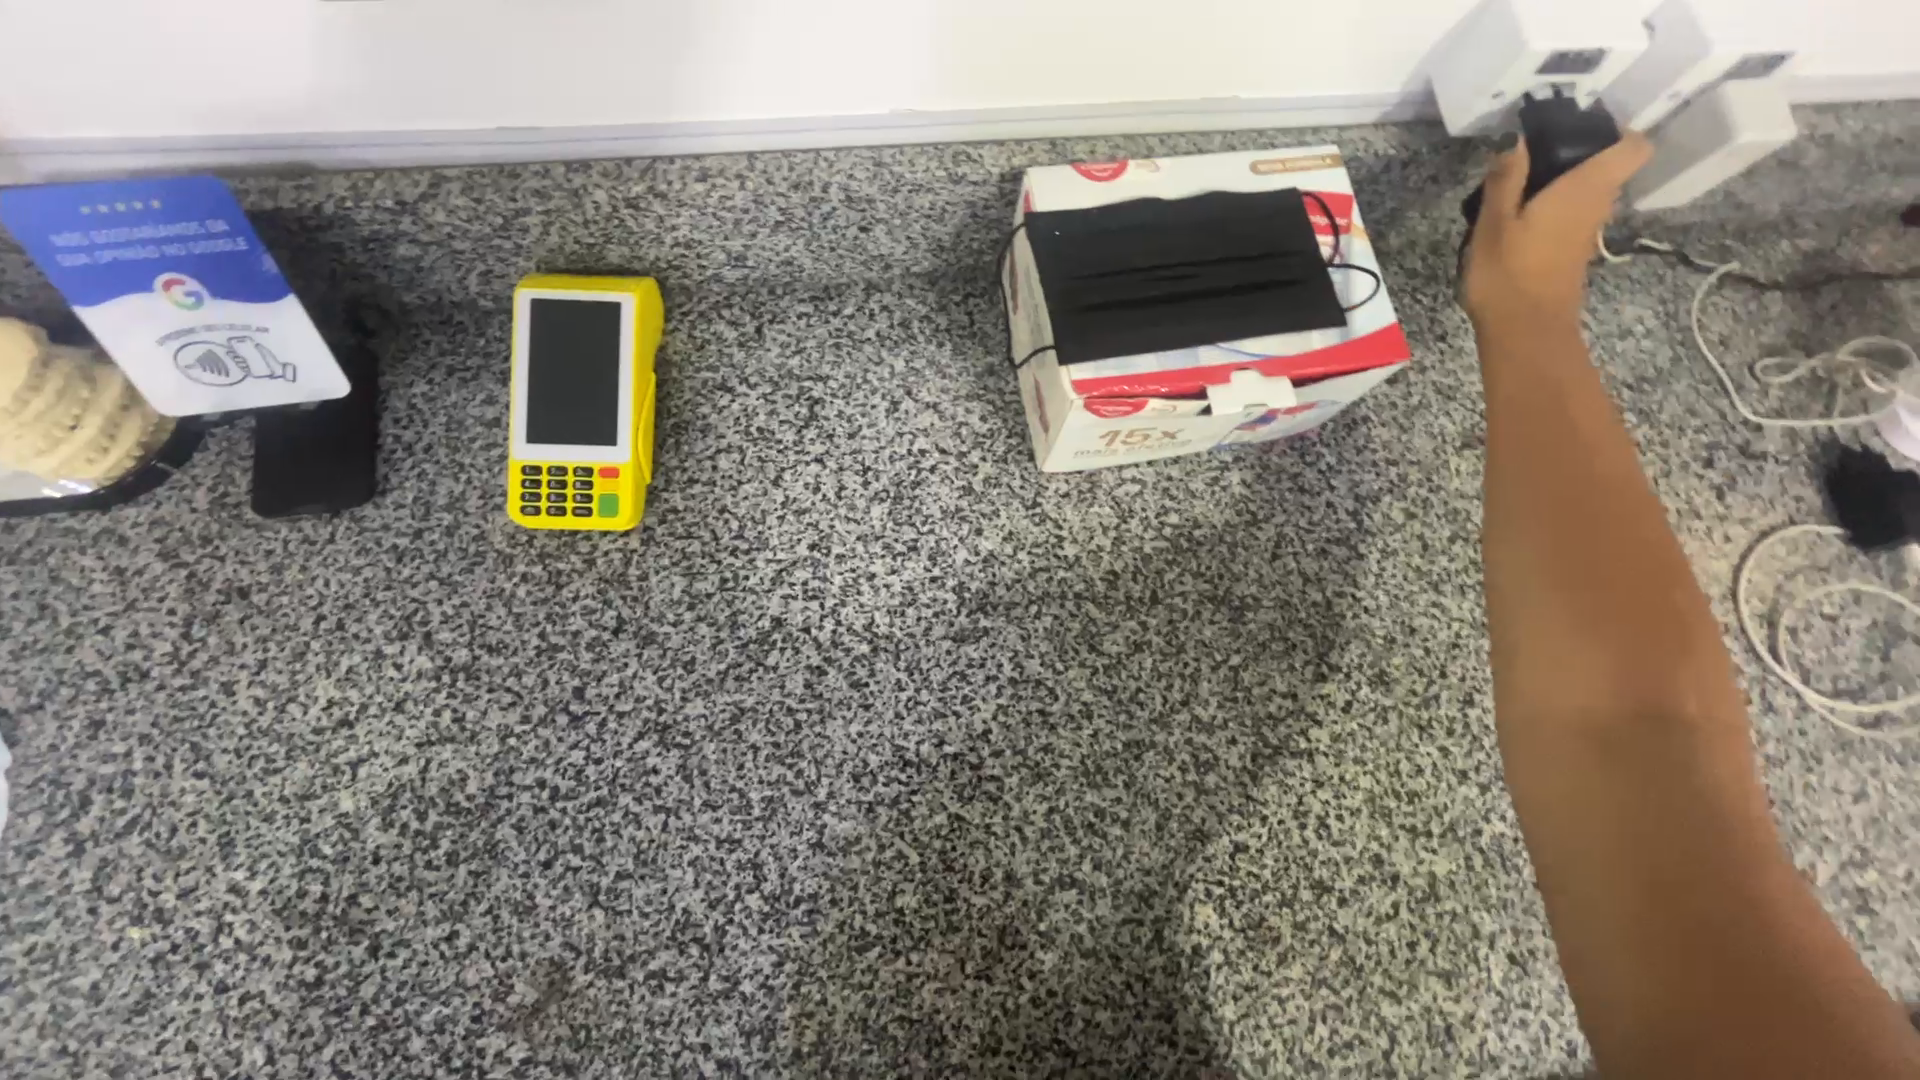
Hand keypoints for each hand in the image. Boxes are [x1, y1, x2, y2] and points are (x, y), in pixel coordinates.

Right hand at [1461, 132, 1652, 330]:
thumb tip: (1517, 142)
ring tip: (1515, 195)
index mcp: (1586, 187)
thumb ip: (1506, 179)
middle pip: (1605, 168)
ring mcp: (1587, 233)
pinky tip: (1517, 224)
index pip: (1633, 145)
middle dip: (1575, 159)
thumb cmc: (1508, 272)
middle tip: (1528, 164)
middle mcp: (1598, 205)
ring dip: (1559, 188)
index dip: (1613, 132)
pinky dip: (1552, 212)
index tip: (1575, 133)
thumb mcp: (1493, 222)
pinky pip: (1571, 218)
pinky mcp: (1573, 254)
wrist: (1524, 330)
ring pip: (1587, 194)